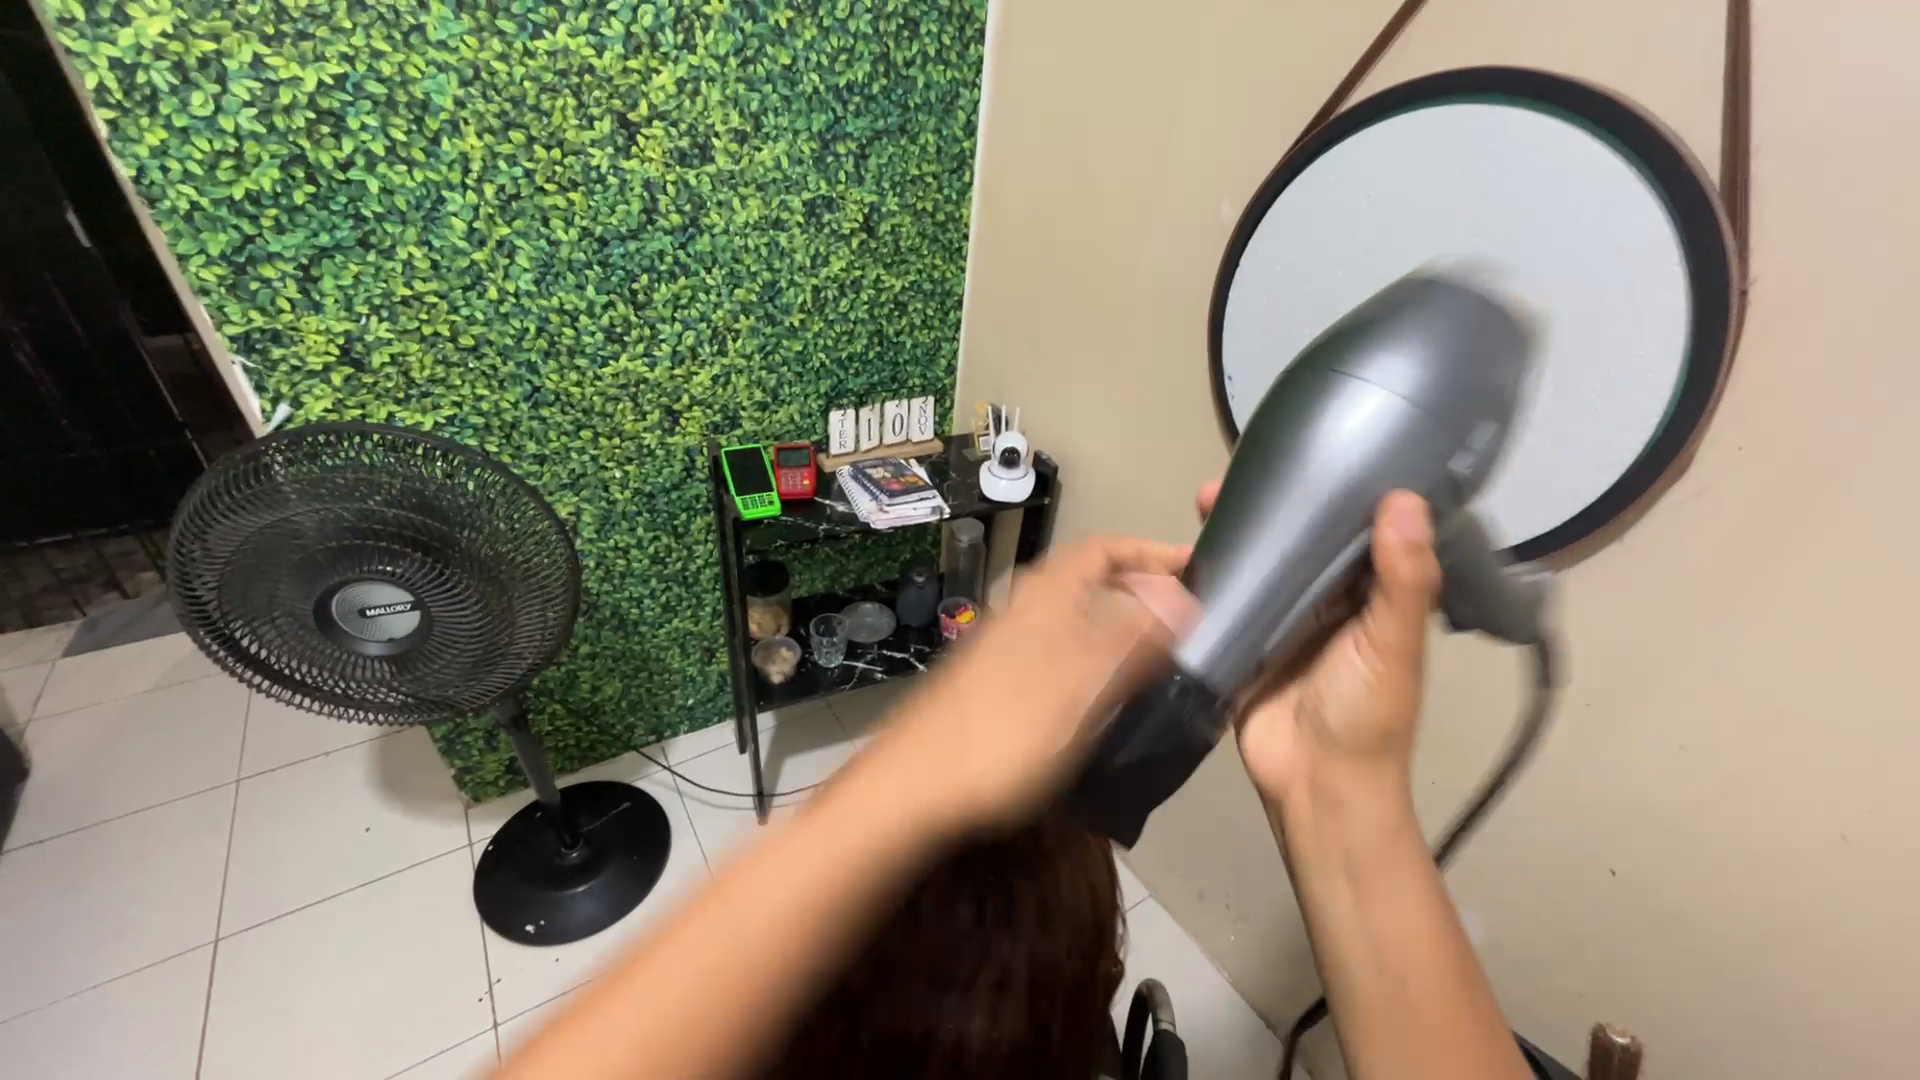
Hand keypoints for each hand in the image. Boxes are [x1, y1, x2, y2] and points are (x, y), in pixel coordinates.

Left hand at [864, 536, 1188, 834]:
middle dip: (1141, 589)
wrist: (917, 784)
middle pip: (1092, 581)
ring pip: (1078, 618)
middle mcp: (1026, 609)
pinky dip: (1097, 657)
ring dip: (1121, 625)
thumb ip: (1135, 635)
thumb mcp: (1084, 681)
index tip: (1196, 569)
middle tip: (1190, 620)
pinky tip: (1113, 693)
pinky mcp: (1000, 682)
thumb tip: (1181, 594)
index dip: (1150, 552)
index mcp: (1047, 596)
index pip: (1105, 548)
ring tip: (1165, 656)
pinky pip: (1063, 651)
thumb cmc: (1008, 729)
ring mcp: (1009, 645)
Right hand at [1195, 481, 1439, 810]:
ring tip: (1201, 499)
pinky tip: (1184, 549)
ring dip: (1233, 533)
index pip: (1353, 528)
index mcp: (1368, 593)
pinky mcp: (1240, 639)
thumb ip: (1401, 579)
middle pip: (1295, 541)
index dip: (1334, 489)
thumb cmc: (1367, 713)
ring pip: (1257, 564)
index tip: (1306, 450)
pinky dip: (1208, 574)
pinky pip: (1225, 599)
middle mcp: (1322, 600)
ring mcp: (1277, 619)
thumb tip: (1404, 497)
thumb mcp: (1392, 644)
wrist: (1314, 783)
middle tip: (1232, 474)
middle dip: (1268, 507)